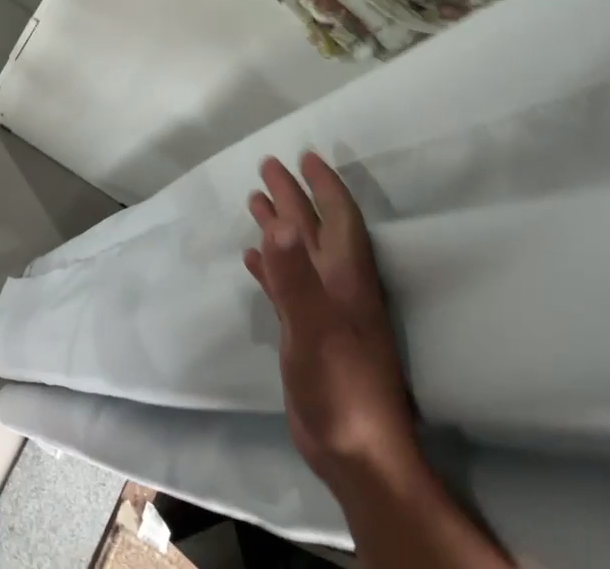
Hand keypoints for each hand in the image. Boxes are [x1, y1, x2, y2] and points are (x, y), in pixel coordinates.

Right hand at [244, 153, 416, 488]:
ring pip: (301, 255)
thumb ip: (295, 277)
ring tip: (257, 201)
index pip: (338, 221)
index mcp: (346, 281)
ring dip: (282, 226)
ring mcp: (324, 312)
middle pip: (317, 231)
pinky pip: (286, 286)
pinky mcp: (307, 334)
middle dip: (295, 196)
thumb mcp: (313, 329)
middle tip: (269, 167)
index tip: (305, 157)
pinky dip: (271, 266)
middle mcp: (338, 289)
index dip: (323, 187)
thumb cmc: (340, 388)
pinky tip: (254, 259)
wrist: (355, 451)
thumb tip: (281, 222)